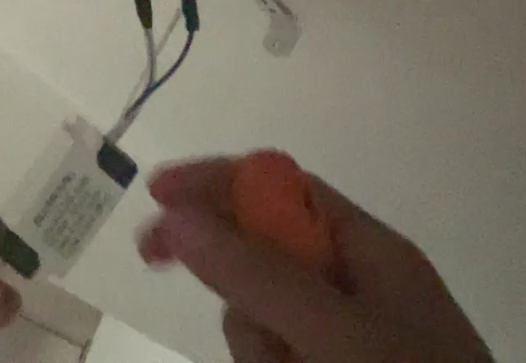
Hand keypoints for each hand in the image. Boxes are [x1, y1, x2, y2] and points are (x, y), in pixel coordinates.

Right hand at [139, 157, 492, 362]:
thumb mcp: (339, 336)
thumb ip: (257, 274)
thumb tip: (174, 214)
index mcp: (368, 250)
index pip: (277, 185)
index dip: (214, 180)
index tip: (157, 196)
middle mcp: (353, 287)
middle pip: (258, 248)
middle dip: (225, 272)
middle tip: (156, 261)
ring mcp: (343, 341)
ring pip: (258, 313)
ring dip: (252, 342)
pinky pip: (272, 357)